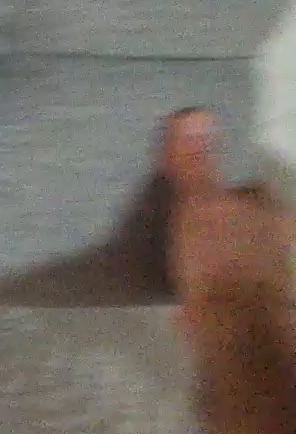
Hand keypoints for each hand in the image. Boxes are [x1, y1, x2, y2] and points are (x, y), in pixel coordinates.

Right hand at [161, 110, 292, 314]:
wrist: (230, 321)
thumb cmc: (220, 257)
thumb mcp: (199, 204)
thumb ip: (193, 164)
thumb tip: (194, 113)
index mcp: (267, 209)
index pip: (241, 183)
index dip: (213, 175)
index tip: (178, 172)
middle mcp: (270, 233)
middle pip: (234, 210)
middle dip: (207, 206)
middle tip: (162, 200)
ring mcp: (255, 264)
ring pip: (226, 238)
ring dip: (202, 234)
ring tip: (163, 229)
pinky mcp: (233, 288)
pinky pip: (212, 264)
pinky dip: (197, 259)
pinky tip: (174, 262)